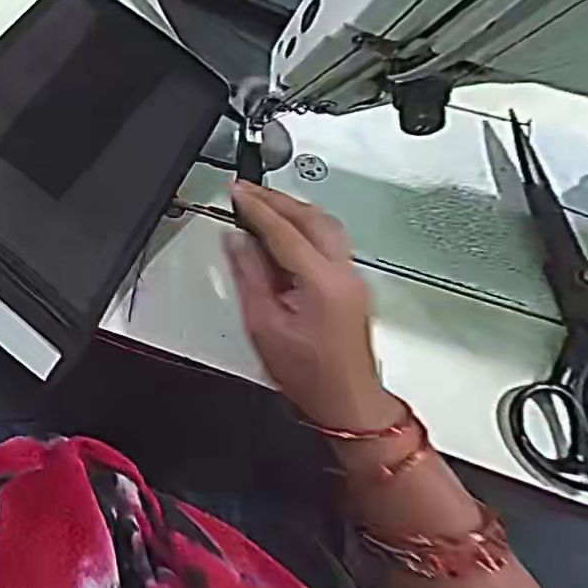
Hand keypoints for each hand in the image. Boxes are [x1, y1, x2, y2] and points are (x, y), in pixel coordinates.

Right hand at [223, 181, 394, 430]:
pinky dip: (303, 223)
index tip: (235, 190)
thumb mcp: (262, 323)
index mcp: (321, 282)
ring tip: (262, 200)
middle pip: (311, 218)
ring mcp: (351, 278)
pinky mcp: (350, 284)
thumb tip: (237, 240)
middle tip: (246, 188)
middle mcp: (343, 274)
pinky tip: (284, 225)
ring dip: (292, 207)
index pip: (283, 230)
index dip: (256, 207)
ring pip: (325, 225)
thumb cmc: (307, 372)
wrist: (344, 400)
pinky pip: (329, 239)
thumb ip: (249, 275)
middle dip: (275, 198)